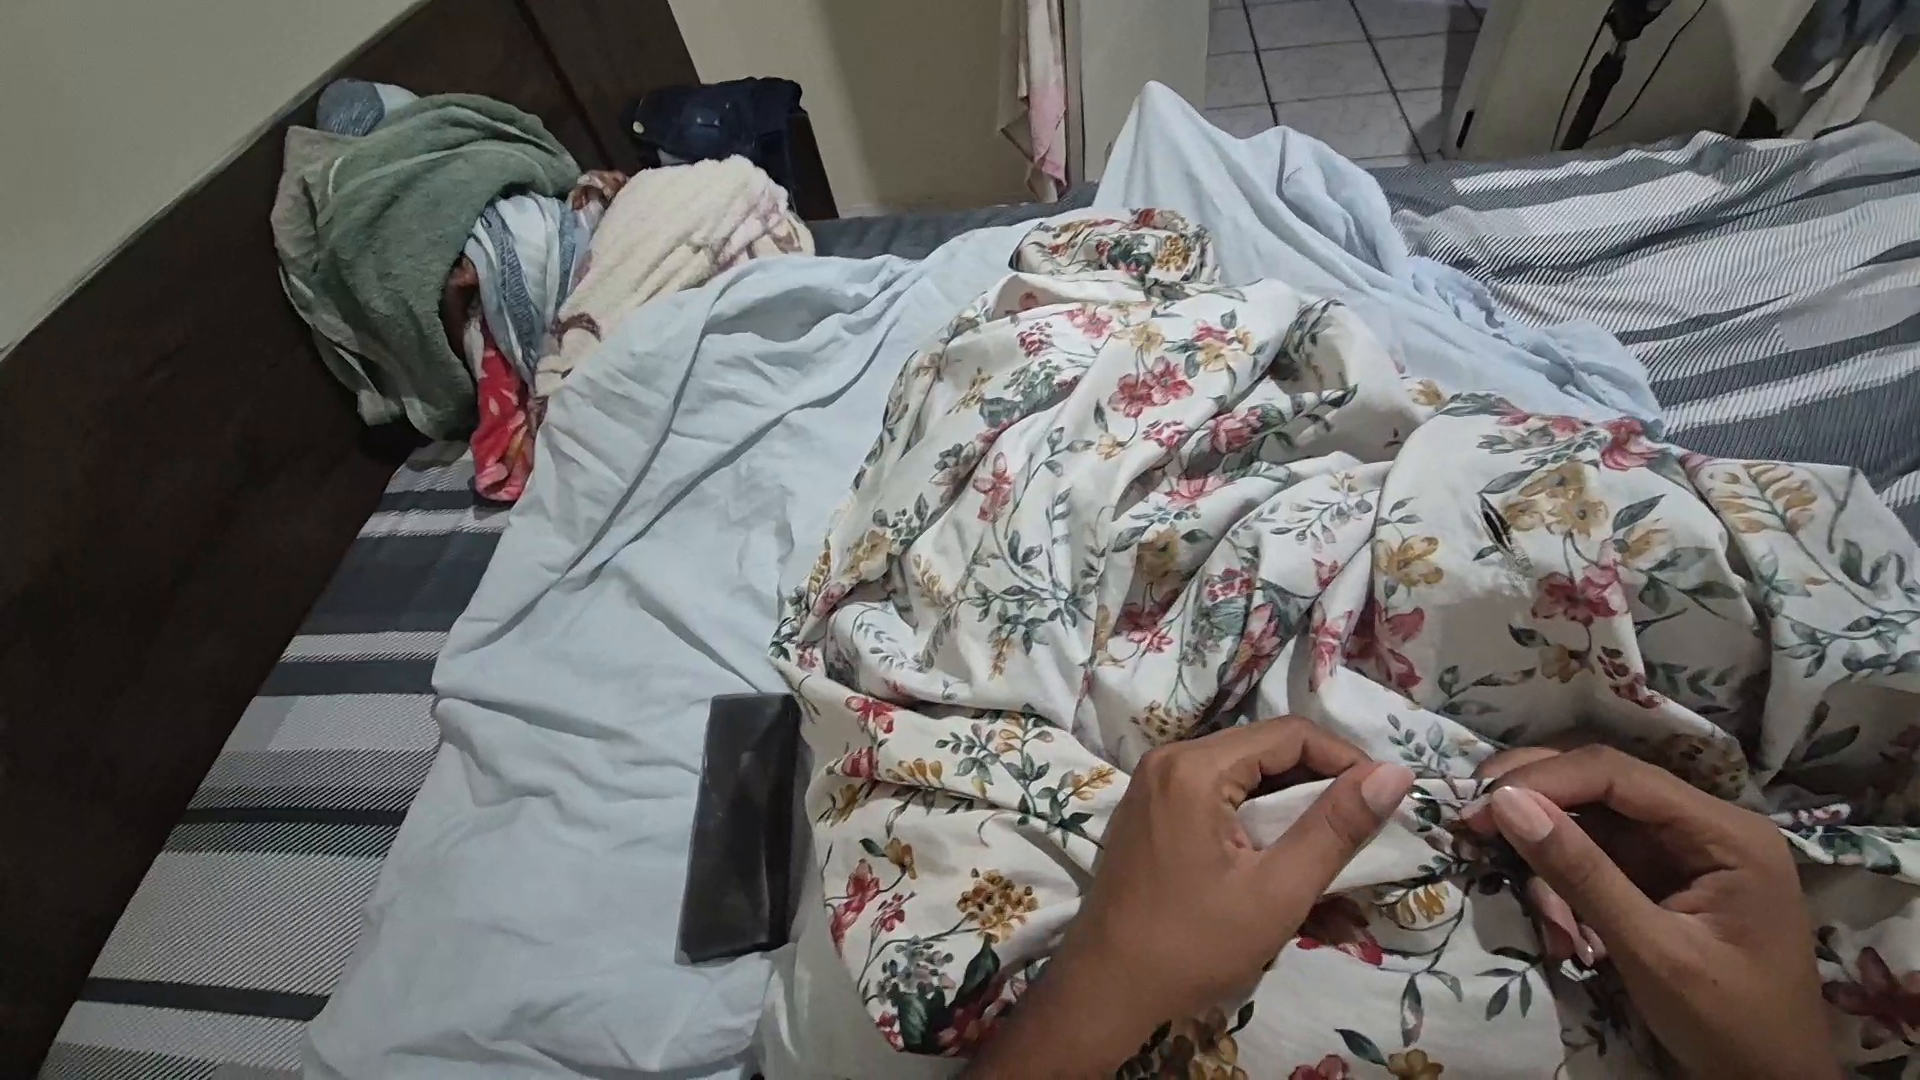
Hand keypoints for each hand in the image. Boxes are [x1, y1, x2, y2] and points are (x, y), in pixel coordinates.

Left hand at [967, 717, 1414, 1075]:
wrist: (1108, 984)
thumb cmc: (1193, 942)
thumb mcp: (1276, 891)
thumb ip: (1335, 829)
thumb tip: (1392, 774)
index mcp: (1194, 767)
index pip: (1287, 734)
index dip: (1344, 758)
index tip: (1386, 799)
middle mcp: (1169, 759)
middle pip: (1263, 751)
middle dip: (1320, 787)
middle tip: (1364, 832)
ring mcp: (1156, 782)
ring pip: (1243, 777)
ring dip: (1291, 811)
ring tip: (1334, 857)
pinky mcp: (1153, 808)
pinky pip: (1217, 798)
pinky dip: (1256, 823)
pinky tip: (1287, 864)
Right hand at [1464, 744, 1838, 1078]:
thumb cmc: (1729, 1023)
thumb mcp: (1652, 951)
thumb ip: (1580, 873)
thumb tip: (1503, 802)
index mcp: (1725, 833)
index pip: (1615, 773)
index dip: (1541, 779)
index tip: (1478, 808)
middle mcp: (1700, 822)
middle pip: (1594, 775)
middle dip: (1528, 794)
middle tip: (1472, 820)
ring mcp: (1673, 842)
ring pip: (1579, 805)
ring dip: (1536, 834)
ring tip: (1505, 867)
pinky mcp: (1648, 863)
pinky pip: (1581, 840)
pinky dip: (1549, 863)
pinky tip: (1546, 904)